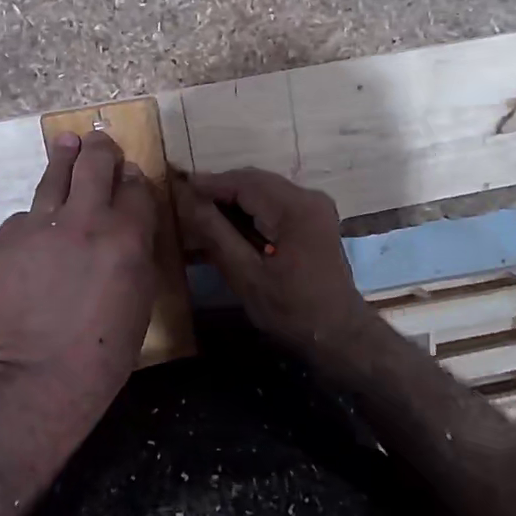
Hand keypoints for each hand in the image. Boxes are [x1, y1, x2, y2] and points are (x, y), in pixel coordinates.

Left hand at [0, 131, 159, 406]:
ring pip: (55, 175)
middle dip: (101, 148)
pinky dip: (37, 219)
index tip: (129, 175)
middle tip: (99, 140)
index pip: (135, 185)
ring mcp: (42, 223)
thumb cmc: (106, 346)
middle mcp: (85, 218)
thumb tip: (129, 218)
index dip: (133, 177)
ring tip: (67, 141)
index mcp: (127, 234)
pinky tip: (39, 232)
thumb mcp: (141, 293)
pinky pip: (27, 215)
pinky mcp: (9, 235)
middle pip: (95, 163)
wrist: (41, 371)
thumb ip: (136, 247)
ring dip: (65, 156)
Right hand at [173, 168, 370, 358]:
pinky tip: (229, 220)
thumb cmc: (291, 309)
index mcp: (294, 208)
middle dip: (219, 188)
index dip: (208, 183)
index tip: (176, 186)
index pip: (243, 183)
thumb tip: (186, 199)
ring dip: (232, 196)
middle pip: (254, 180)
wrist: (339, 334)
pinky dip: (249, 205)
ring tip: (201, 210)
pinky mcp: (313, 217)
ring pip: (263, 188)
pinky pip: (274, 200)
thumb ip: (215, 232)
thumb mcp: (245, 274)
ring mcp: (314, 206)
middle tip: (185, 199)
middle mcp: (308, 197)